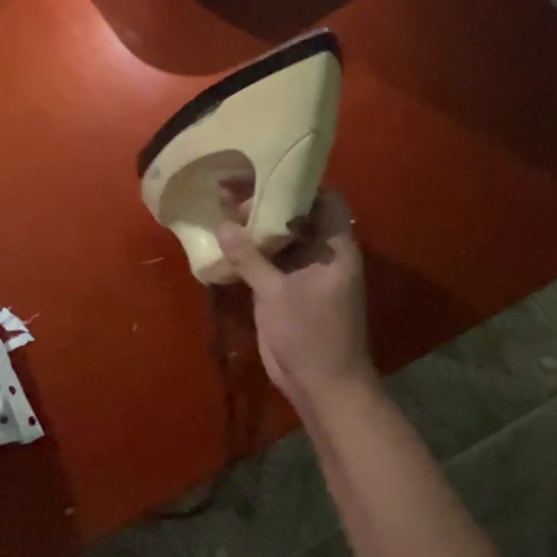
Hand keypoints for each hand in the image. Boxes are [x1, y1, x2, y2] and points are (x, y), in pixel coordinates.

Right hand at [217, 190, 374, 412]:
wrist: (322, 385)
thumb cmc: (311, 335)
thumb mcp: (277, 293)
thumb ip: (250, 257)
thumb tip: (223, 224)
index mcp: (335, 250)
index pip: (325, 202)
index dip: (299, 184)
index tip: (265, 170)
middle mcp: (322, 256)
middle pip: (297, 217)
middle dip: (266, 203)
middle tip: (230, 190)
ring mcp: (305, 275)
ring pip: (280, 239)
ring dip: (254, 227)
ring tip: (222, 208)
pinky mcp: (286, 293)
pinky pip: (268, 262)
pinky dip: (249, 251)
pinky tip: (223, 242)